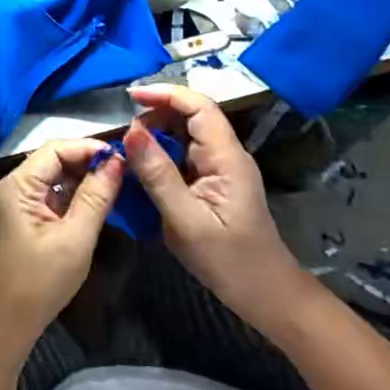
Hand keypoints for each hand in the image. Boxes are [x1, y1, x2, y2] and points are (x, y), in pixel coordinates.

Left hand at [0, 139, 123, 346]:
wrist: (7, 323)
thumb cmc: (40, 281)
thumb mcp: (75, 238)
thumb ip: (96, 197)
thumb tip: (117, 162)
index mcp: (20, 184)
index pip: (56, 148)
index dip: (90, 148)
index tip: (123, 157)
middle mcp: (17, 185)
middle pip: (56, 159)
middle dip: (90, 161)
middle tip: (127, 170)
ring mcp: (22, 201)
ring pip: (58, 176)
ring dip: (87, 178)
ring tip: (121, 182)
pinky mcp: (29, 217)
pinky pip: (56, 194)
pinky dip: (78, 194)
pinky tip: (102, 200)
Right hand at [124, 84, 316, 330]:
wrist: (266, 295)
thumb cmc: (229, 262)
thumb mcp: (186, 221)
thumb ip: (157, 175)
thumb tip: (131, 132)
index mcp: (227, 158)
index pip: (199, 106)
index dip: (165, 94)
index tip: (130, 96)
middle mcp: (225, 154)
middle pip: (191, 115)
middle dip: (155, 114)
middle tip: (123, 134)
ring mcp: (220, 168)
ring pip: (185, 134)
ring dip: (156, 134)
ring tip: (127, 150)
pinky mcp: (212, 181)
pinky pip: (183, 154)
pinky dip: (160, 153)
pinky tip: (141, 168)